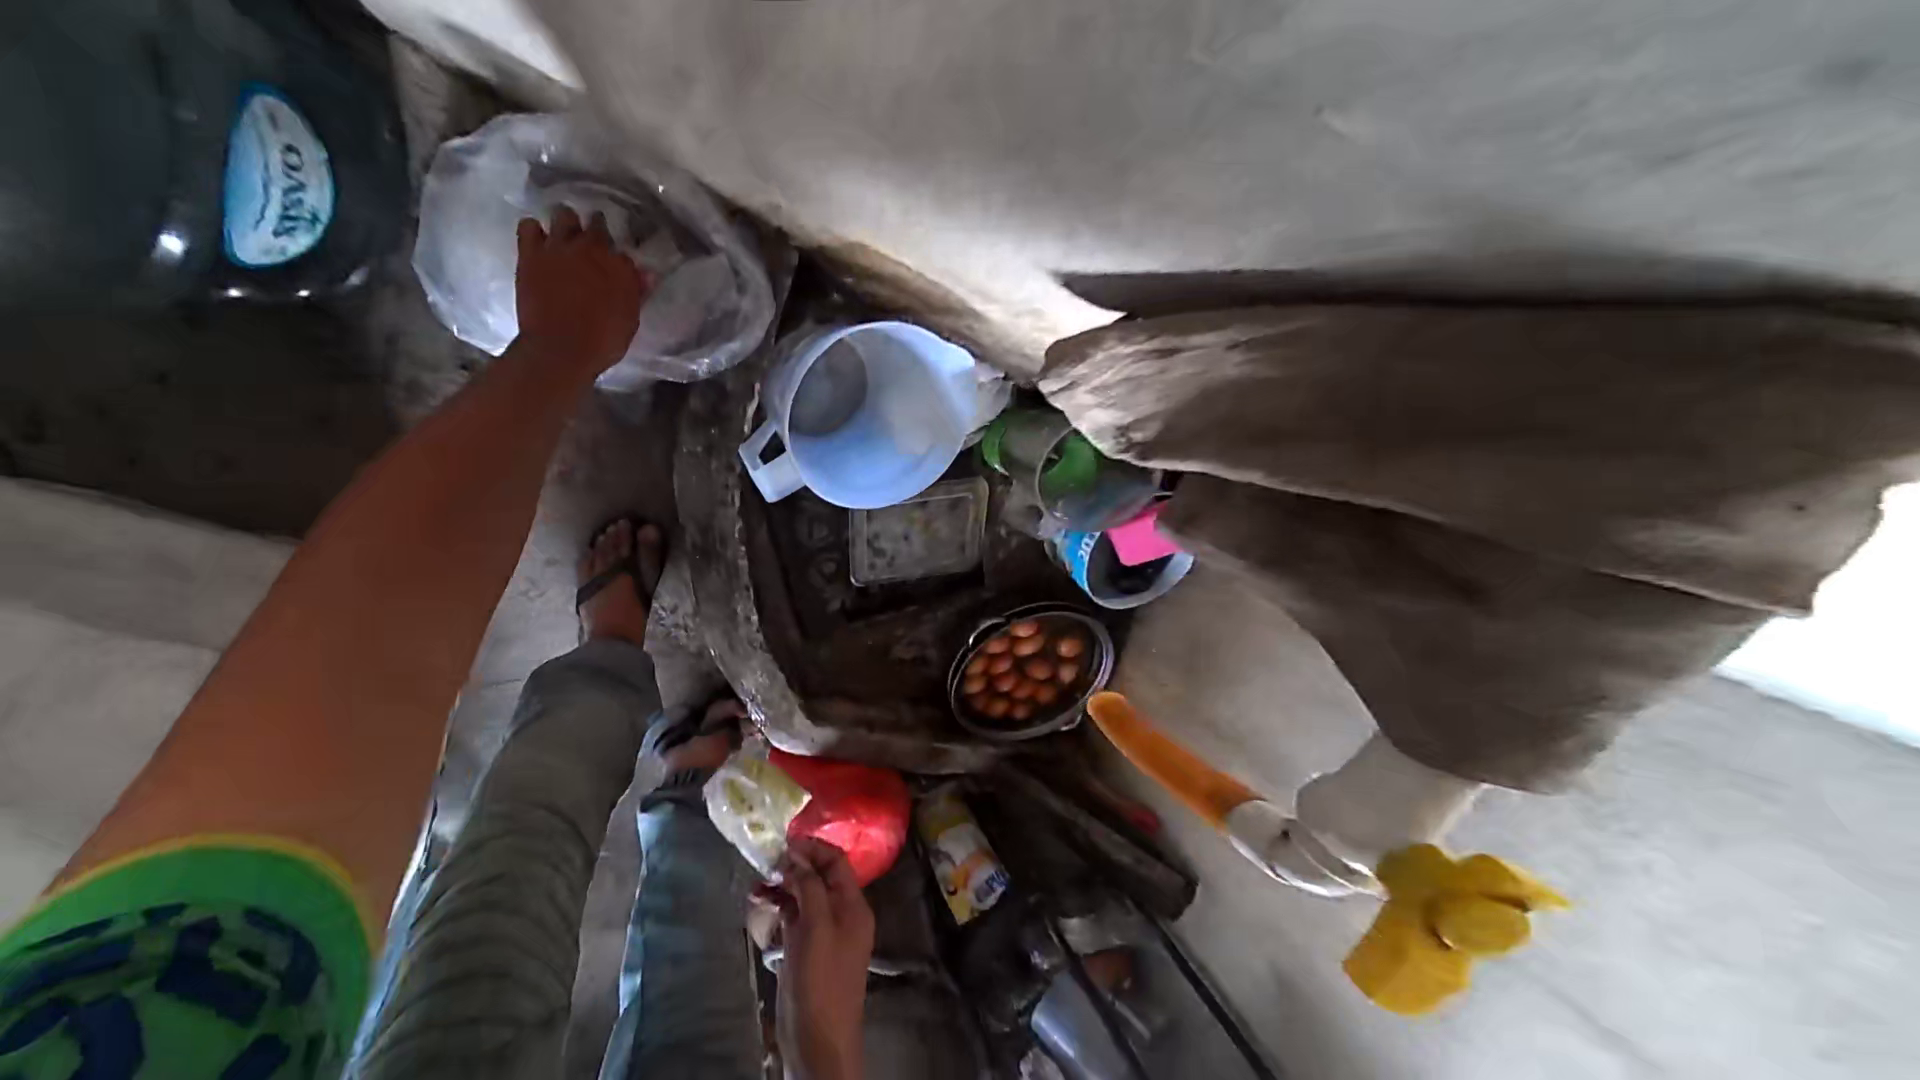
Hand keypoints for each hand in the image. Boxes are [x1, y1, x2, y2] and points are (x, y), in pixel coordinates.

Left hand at [514, 207, 649, 375]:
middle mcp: (592, 249)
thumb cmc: (603, 342)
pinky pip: (528, 226)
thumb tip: (647, 274)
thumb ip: (636, 293)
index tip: (618, 266)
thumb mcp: (629, 320)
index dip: (621, 260)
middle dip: (599, 231)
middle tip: (594, 243)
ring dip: (568, 222)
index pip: (625, 253)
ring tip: (567, 234)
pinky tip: (539, 240)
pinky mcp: (531, 253)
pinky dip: (534, 229)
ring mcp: (559, 248)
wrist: (560, 348)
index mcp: (621, 268)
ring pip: (564, 215)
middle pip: (598, 225)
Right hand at [763, 837, 874, 1079]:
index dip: (812, 848)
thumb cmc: (820, 981)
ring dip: (783, 887)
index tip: (783, 841)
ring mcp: (824, 933)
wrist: (818, 1043)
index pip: (836, 862)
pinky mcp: (806, 951)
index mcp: (853, 906)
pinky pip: (795, 918)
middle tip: (765, 862)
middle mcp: (842, 914)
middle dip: (794, 866)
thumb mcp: (816, 928)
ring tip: (756, 884)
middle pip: (819, 877)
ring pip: (804, 897)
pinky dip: (779, 908)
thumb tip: (796, 855)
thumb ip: (810, 888)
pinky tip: (759, 904)